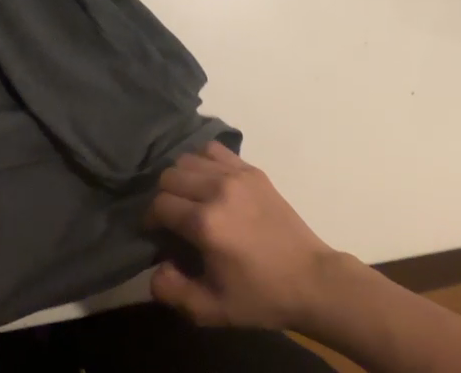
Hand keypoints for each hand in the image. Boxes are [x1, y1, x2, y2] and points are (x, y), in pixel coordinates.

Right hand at [144, 142, 348, 330]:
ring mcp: (237, 175)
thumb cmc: (260, 296)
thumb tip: (155, 268)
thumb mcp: (210, 309)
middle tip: (172, 218)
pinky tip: (209, 182)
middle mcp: (218, 189)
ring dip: (182, 177)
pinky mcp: (253, 171)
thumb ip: (171, 290)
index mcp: (205, 223)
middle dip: (163, 197)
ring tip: (189, 199)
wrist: (310, 279)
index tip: (156, 235)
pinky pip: (215, 151)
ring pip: (190, 158)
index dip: (150, 220)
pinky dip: (204, 161)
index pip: (159, 204)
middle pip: (170, 175)